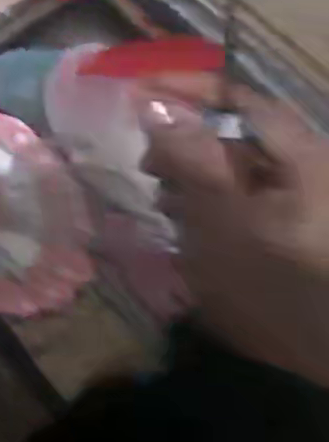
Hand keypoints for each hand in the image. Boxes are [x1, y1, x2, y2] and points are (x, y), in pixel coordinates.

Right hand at [138, 73, 328, 385]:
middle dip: (182, 136)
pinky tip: (182, 211)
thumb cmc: (265, 280)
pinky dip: (201, 189)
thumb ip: (189, 154)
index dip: (192, 87)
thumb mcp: (218, 214)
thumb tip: (151, 99)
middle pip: (239, 131)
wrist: (300, 354)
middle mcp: (314, 175)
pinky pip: (236, 185)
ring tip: (162, 192)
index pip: (251, 103)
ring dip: (187, 166)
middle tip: (143, 158)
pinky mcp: (284, 221)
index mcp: (314, 167)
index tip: (132, 87)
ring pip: (233, 158)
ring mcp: (301, 200)